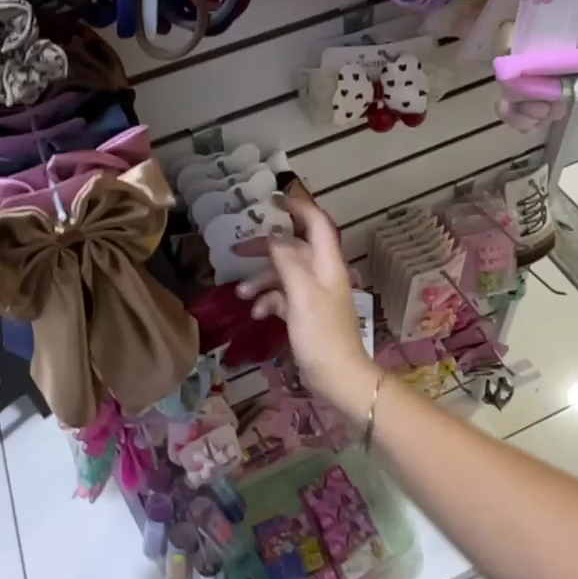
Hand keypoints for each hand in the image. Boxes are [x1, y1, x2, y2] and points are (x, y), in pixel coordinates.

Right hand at [236, 196, 382, 419]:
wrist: (339, 378)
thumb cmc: (322, 334)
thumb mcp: (301, 294)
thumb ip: (287, 260)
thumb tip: (273, 235)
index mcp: (327, 263)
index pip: (316, 223)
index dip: (297, 207)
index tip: (272, 201)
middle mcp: (322, 273)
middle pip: (293, 248)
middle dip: (265, 248)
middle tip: (238, 249)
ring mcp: (314, 294)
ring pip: (284, 274)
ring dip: (261, 280)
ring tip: (240, 294)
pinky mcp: (307, 314)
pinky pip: (283, 297)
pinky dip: (268, 301)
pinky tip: (256, 313)